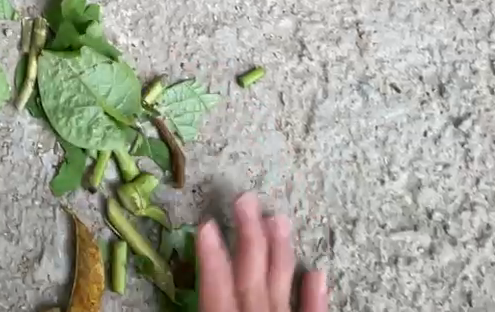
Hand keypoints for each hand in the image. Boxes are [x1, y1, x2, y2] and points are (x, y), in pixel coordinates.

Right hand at [196, 193, 329, 311]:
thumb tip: (176, 294)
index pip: (217, 288)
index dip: (212, 256)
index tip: (206, 222)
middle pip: (252, 278)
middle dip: (249, 236)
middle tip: (246, 198)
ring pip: (281, 286)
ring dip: (279, 253)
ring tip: (278, 218)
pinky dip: (316, 296)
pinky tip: (317, 273)